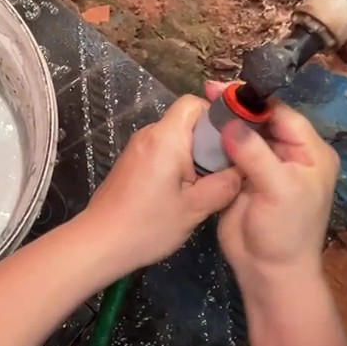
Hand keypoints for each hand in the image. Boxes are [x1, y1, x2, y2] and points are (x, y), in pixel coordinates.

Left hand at [73, 96, 243, 277]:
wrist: (100, 242)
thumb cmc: (148, 224)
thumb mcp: (196, 208)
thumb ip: (225, 184)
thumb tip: (246, 168)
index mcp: (165, 137)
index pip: (194, 103)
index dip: (217, 116)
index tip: (233, 143)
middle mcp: (149, 134)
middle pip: (187, 121)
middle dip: (209, 141)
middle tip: (225, 170)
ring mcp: (137, 148)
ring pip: (176, 139)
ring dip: (195, 156)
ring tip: (207, 185)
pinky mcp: (132, 162)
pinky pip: (163, 152)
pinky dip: (178, 164)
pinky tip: (185, 191)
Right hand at [207, 81, 338, 289]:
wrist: (268, 273)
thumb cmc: (284, 232)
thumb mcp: (278, 190)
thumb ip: (255, 153)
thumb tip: (229, 122)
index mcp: (309, 153)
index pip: (282, 114)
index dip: (253, 100)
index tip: (224, 88)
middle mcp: (289, 155)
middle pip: (261, 121)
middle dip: (235, 107)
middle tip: (206, 91)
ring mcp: (265, 166)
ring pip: (243, 134)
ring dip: (224, 121)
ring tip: (199, 105)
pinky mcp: (243, 178)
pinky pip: (230, 151)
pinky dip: (216, 140)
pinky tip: (198, 129)